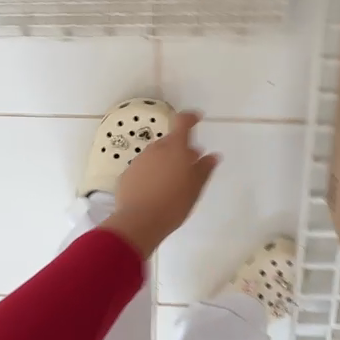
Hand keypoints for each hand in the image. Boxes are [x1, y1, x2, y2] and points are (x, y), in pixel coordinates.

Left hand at [102, 111, 219, 256]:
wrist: (139, 222)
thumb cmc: (174, 204)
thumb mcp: (195, 188)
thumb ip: (204, 169)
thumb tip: (212, 156)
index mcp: (175, 148)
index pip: (182, 122)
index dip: (190, 118)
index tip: (197, 119)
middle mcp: (155, 149)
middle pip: (169, 142)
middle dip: (180, 149)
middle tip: (189, 164)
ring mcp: (138, 161)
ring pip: (155, 156)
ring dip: (164, 162)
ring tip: (172, 181)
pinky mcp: (126, 175)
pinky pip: (142, 169)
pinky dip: (150, 174)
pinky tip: (154, 191)